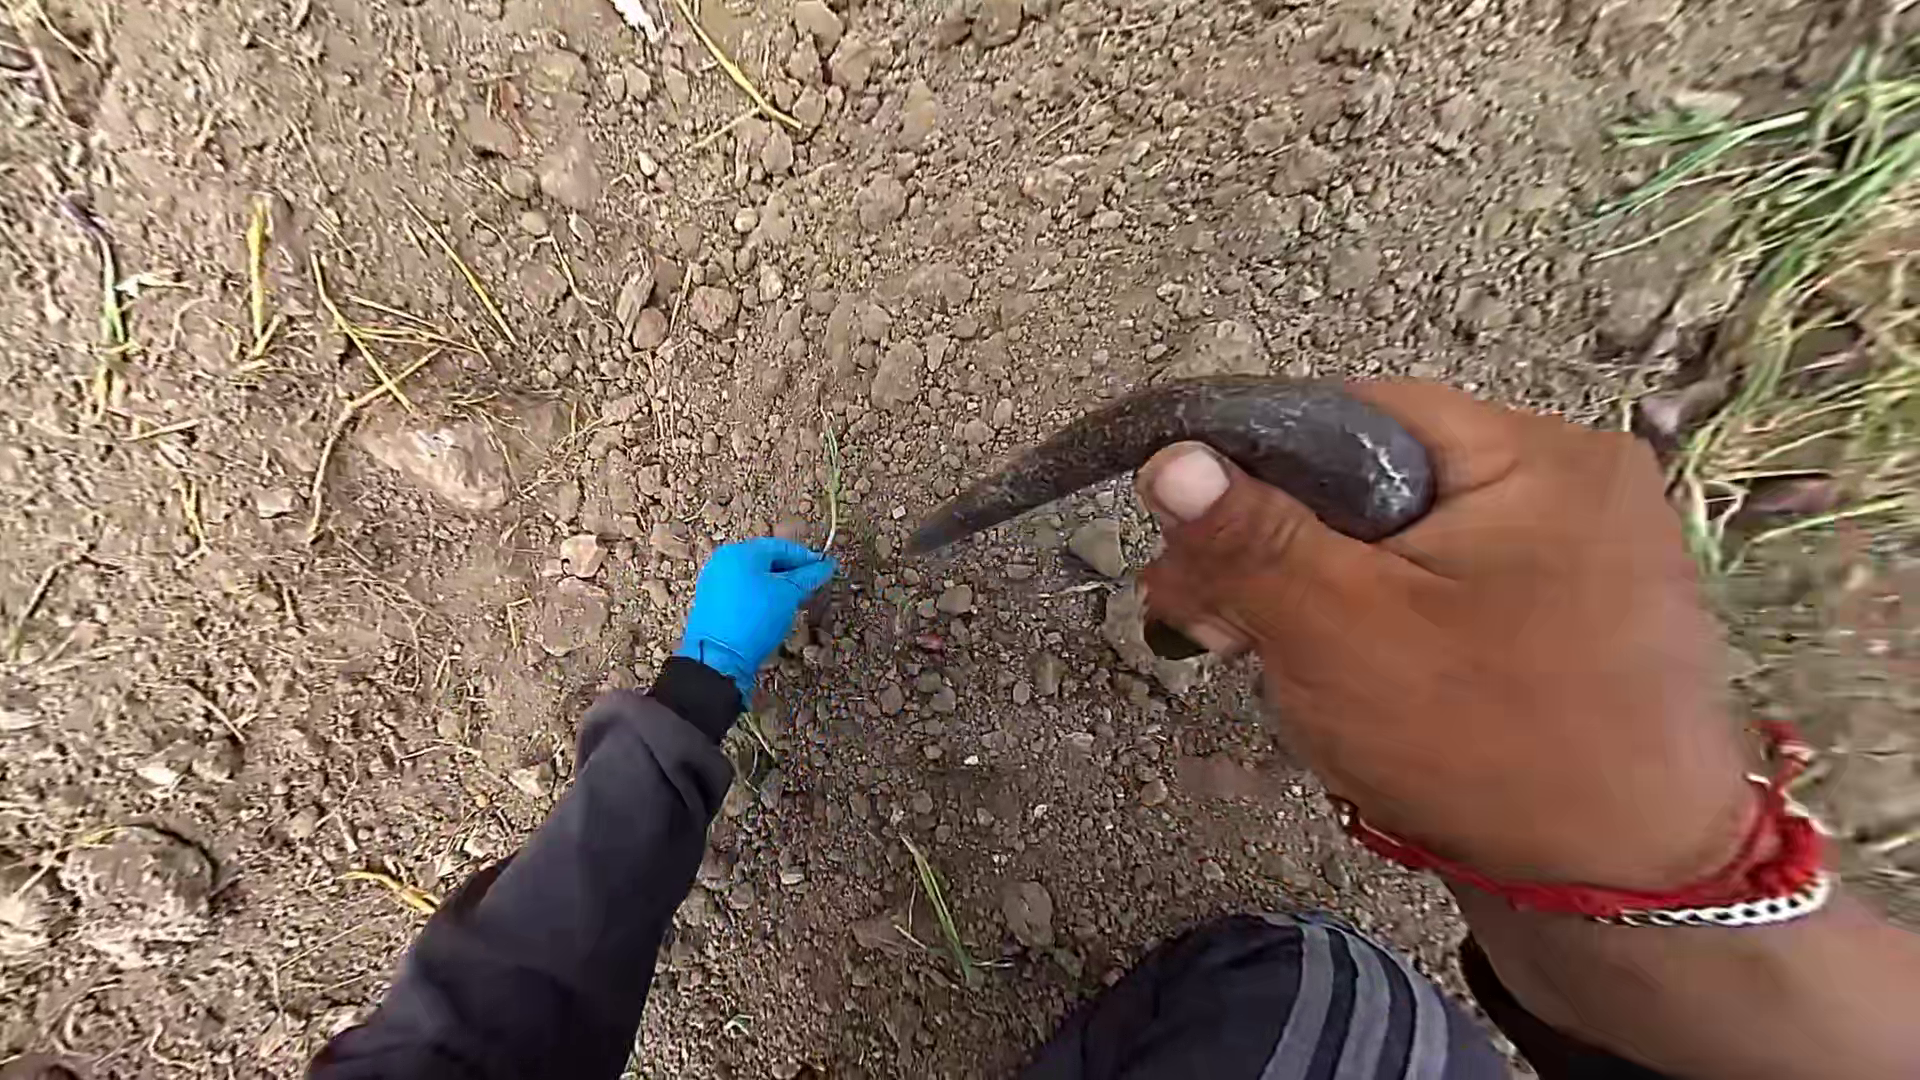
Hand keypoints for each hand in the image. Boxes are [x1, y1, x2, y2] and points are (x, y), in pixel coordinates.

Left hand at [675, 538, 835, 705]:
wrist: (719, 657)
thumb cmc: (756, 618)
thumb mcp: (789, 594)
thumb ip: (809, 576)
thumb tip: (827, 565)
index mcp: (742, 552)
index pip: (782, 547)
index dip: (807, 558)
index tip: (825, 568)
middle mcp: (725, 560)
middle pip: (767, 560)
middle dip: (792, 572)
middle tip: (812, 585)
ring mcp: (715, 581)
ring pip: (755, 576)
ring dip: (778, 585)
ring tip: (796, 599)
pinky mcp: (712, 601)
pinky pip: (743, 590)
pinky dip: (761, 595)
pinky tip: (774, 609)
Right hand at [1134, 381, 1752, 889]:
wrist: (1606, 896)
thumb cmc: (1477, 742)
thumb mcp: (1340, 627)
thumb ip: (1248, 538)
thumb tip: (1164, 459)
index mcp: (1525, 457)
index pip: (1345, 415)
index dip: (1248, 464)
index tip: (1186, 528)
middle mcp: (1536, 482)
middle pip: (1344, 478)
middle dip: (1252, 542)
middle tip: (1192, 601)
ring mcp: (1526, 543)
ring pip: (1354, 530)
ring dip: (1274, 578)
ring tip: (1221, 632)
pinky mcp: (1505, 595)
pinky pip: (1384, 571)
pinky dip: (1319, 601)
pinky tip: (1270, 639)